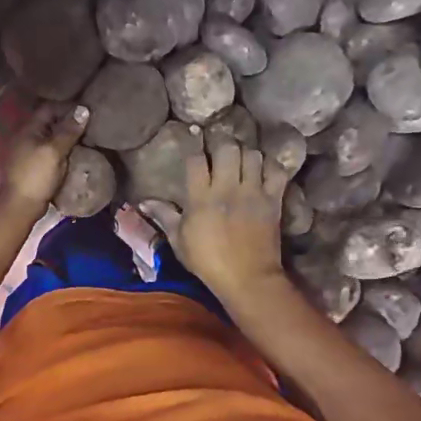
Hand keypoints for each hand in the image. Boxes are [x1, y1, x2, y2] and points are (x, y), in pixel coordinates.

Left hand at [0, 101, 89, 219]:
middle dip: (69, 123)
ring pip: (51, 138)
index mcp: (28, 129)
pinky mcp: (34, 165)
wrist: (21, 206)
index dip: (68, 108)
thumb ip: (68, 130)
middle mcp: (26, 136)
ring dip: (67, 138)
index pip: (49, 108)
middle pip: (51, 122)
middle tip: (92, 125)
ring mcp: (29, 151)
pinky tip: (77, 154)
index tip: (88, 112)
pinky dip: (63, 150)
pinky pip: (51, 151)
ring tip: (88, 138)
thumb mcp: (54, 151)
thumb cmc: (37, 175)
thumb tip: (83, 109)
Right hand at [149, 130, 292, 307]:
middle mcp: (227, 188)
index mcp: (201, 197)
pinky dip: (270, 166)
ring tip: (241, 160)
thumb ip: (164, 216)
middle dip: (223, 143)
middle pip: (228, 148)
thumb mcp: (179, 240)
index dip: (194, 146)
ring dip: (246, 153)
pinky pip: (277, 171)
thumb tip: (143, 202)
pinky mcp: (273, 200)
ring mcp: (253, 192)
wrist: (248, 279)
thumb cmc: (208, 261)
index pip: (196, 159)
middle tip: (219, 149)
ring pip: (253, 155)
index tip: (194, 141)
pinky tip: (263, 171)